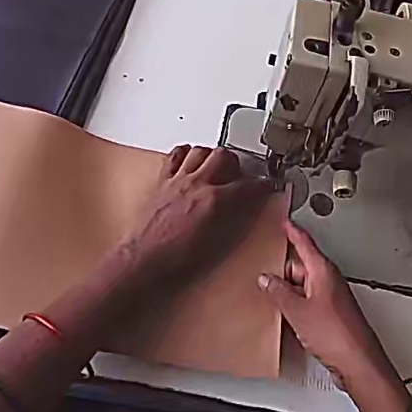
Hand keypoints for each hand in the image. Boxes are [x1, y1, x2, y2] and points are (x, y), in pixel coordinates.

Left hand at [112, 146, 271, 290]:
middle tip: (239, 172)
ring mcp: (178, 180)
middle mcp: (197, 185)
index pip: (248, 185)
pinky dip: (185, 154)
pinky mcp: (162, 181)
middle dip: (236, 163)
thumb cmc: (175, 258)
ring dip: (211, 156)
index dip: (263, 184)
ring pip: (201, 151)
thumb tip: (244, 209)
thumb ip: (234, 219)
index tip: (267, 185)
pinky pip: (175, 156)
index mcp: (215, 202)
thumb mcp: (217, 242)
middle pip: (224, 156)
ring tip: (216, 164)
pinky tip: (189, 160)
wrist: (144, 261)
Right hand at [258, 219, 395, 390]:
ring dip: (290, 289)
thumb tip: (267, 279)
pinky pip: (310, 298)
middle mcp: (330, 278)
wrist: (357, 361)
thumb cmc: (336, 334)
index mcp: (323, 270)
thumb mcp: (296, 310)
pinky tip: (290, 315)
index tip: (285, 221)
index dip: (293, 230)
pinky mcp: (333, 311)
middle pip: (302, 264)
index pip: (305, 242)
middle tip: (267, 275)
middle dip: (284, 270)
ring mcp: (332, 295)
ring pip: (305, 283)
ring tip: (276, 299)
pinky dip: (298, 302)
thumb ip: (278, 292)